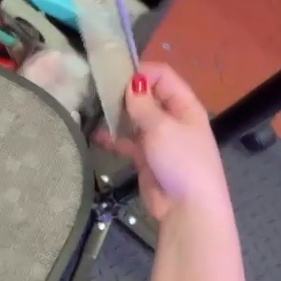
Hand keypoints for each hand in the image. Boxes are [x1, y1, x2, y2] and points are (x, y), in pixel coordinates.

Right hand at [96, 63, 227, 223]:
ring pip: (134, 118)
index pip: (163, 76)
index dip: (141, 72)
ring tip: (93, 110)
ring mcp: (158, 137)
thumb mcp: (162, 128)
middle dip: (124, 92)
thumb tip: (132, 83)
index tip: (114, 74)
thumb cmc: (181, 161)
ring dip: (116, 115)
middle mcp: (172, 117)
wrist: (187, 208)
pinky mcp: (146, 156)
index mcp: (185, 105)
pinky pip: (127, 140)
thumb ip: (143, 104)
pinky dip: (113, 137)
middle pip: (147, 95)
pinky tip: (96, 135)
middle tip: (97, 90)